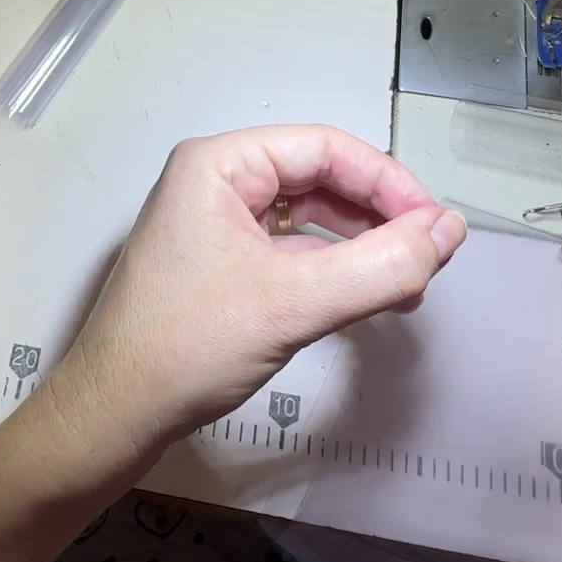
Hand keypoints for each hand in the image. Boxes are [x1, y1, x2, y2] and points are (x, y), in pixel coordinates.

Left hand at [44, 125, 467, 456]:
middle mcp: (216, 181)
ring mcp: (216, 221)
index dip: (386, 181)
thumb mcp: (293, 303)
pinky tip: (365, 295)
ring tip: (406, 284)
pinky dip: (331, 269)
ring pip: (306, 216)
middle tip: (426, 259)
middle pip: (316, 178)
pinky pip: (289, 249)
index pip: (322, 147)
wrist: (112, 414)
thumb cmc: (187, 346)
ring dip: (359, 245)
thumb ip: (381, 267)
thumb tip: (449, 230)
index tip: (437, 226)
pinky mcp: (221, 260)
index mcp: (219, 164)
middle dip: (375, 216)